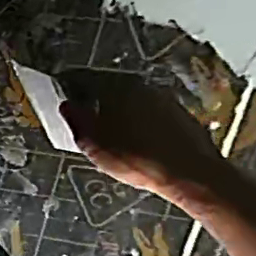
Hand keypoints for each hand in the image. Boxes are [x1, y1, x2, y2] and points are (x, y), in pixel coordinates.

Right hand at [57, 68, 231, 200]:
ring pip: (134, 103)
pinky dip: (142, 125)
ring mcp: (167, 103)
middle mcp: (144, 88)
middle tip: (86, 120)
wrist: (190, 176)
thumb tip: (67, 106)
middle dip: (98, 103)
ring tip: (111, 136)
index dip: (71, 90)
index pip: (86, 80)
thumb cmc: (136, 157)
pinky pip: (153, 117)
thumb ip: (76, 119)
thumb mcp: (90, 142)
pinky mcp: (184, 119)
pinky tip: (137, 144)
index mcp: (117, 88)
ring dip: (121, 114)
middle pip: (112, 90)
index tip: (65, 98)